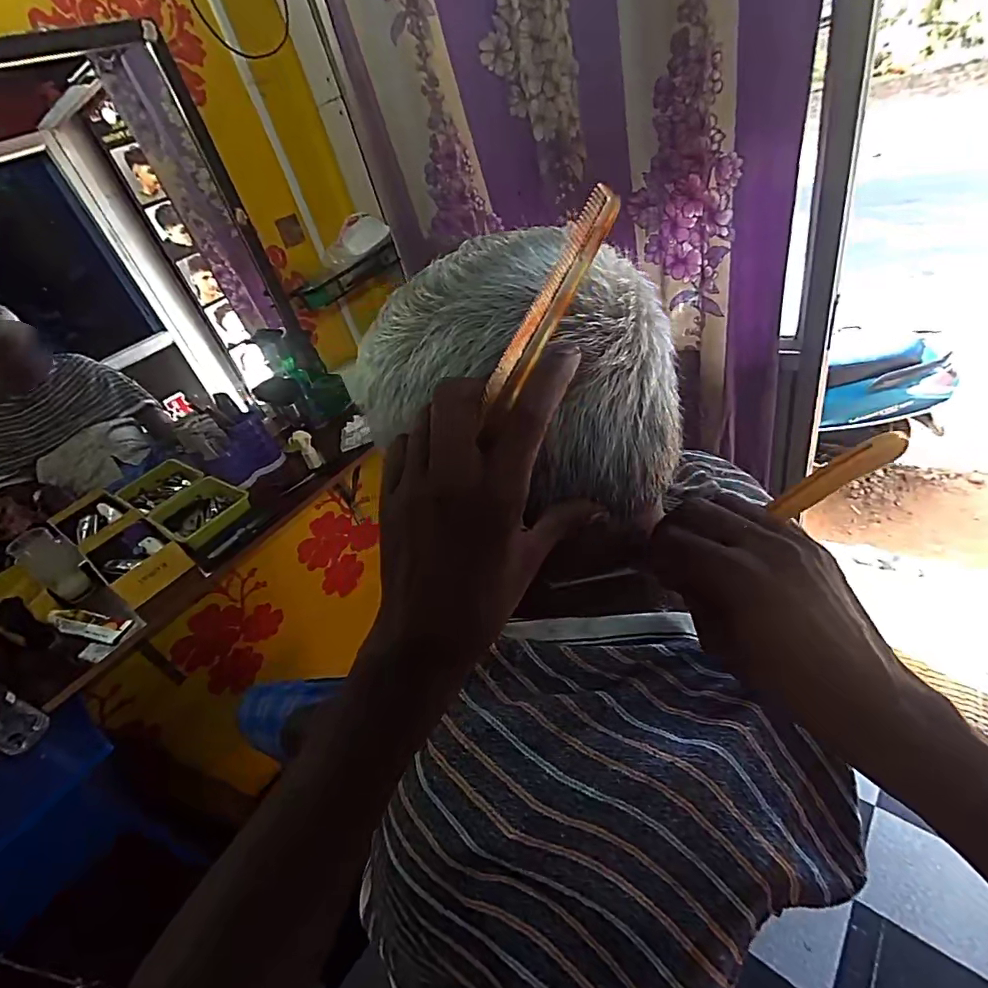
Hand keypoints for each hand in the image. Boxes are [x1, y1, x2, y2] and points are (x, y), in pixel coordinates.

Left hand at [367, 346, 601, 677]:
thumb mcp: (528, 561)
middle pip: (455, 397)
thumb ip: (560, 523)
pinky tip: (432, 459)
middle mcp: (452, 478)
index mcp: (496, 494)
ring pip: (424, 418)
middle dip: (478, 386)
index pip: (526, 419)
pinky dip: (420, 440)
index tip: (565, 352)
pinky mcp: (389, 498)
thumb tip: (599, 507)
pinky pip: (401, 447)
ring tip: (463, 432)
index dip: (548, 377)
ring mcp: (413, 485)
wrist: (422, 636)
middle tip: (493, 404)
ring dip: (447, 413)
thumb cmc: (483, 602)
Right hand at [645, 494, 955, 765]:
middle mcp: (764, 544)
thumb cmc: (783, 679)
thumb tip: (674, 572)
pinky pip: (762, 515)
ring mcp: (793, 539)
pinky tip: (737, 553)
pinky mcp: (811, 542)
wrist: (858, 689)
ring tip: (702, 549)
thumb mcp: (722, 643)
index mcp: (737, 575)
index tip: (651, 569)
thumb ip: (695, 598)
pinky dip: (738, 525)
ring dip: (706, 521)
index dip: (654, 553)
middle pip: (697, 508)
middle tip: (669, 556)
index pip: (674, 540)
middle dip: (674, 528)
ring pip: (729, 502)